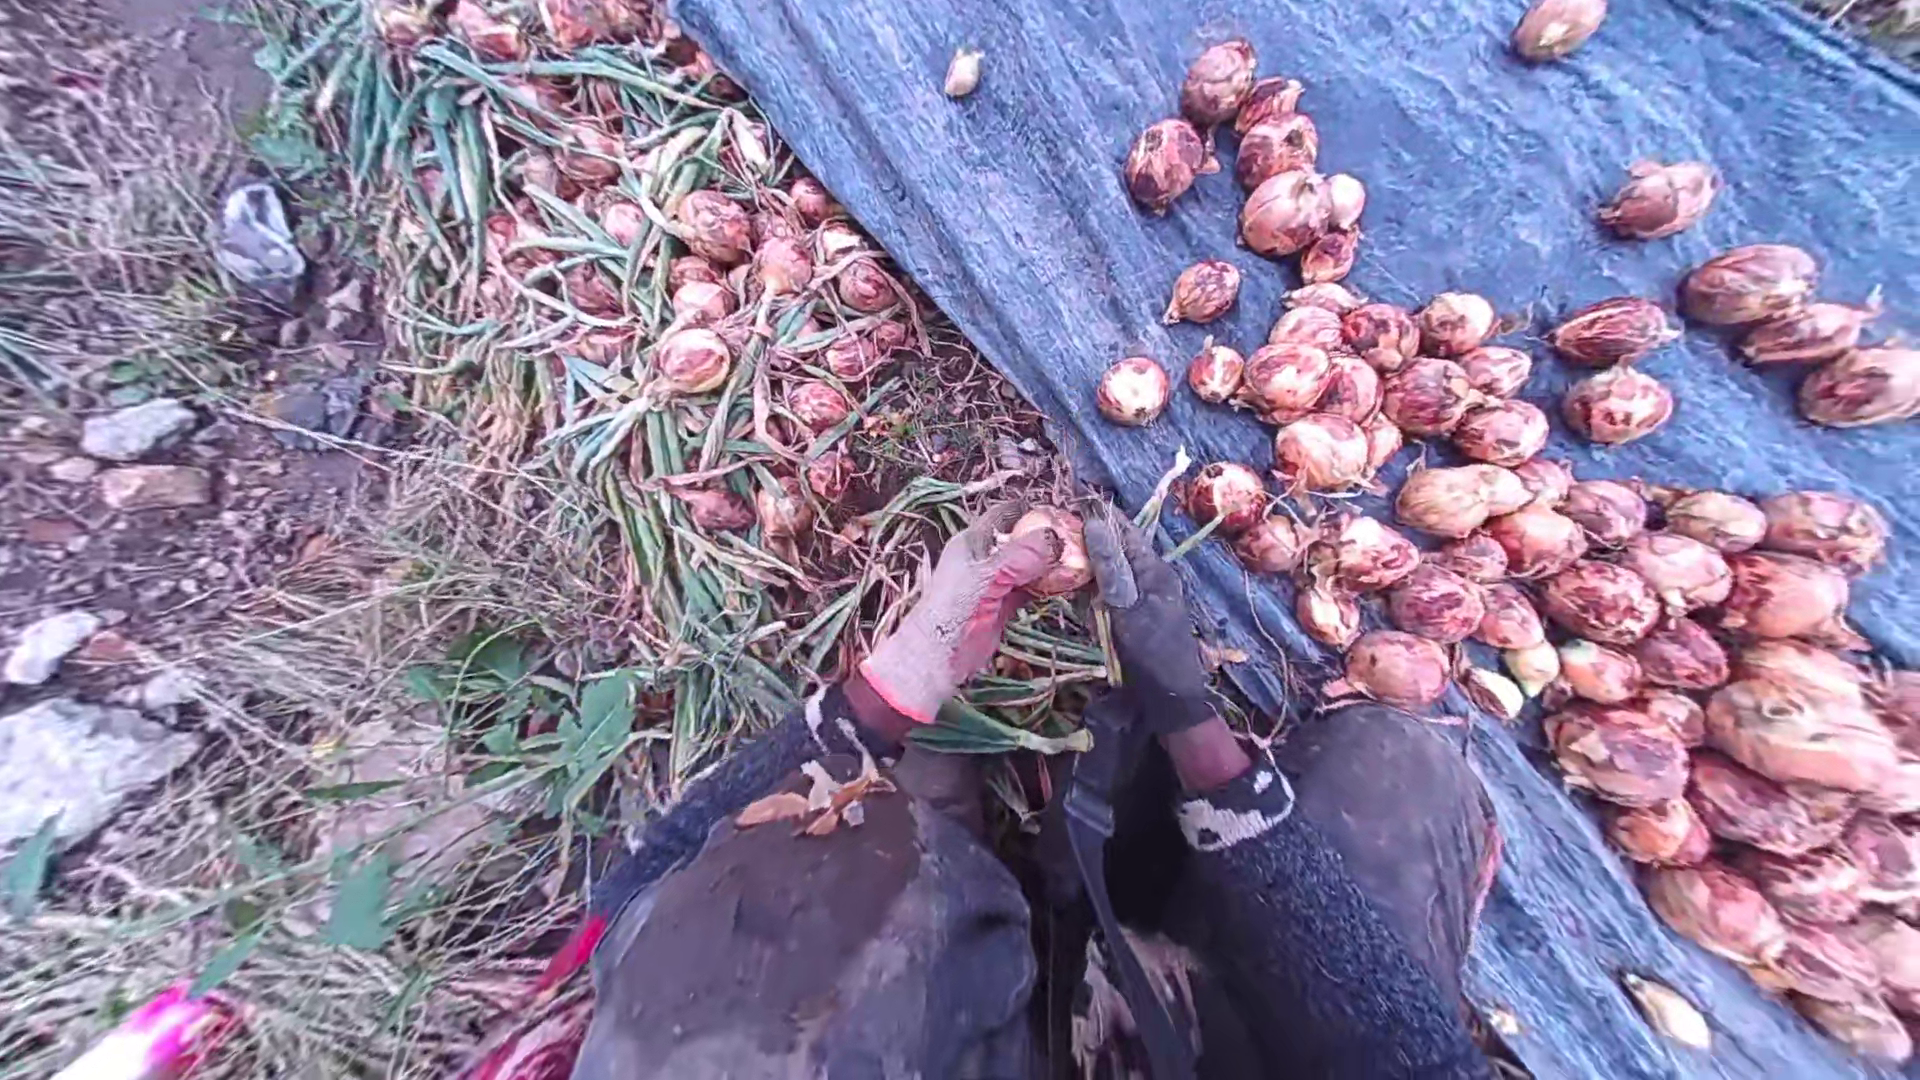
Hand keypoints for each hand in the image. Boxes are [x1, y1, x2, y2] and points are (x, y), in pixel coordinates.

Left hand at [858, 500, 1059, 723]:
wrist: (938, 657)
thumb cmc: (954, 609)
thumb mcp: (986, 576)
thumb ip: (1019, 556)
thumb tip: (1054, 539)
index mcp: (973, 541)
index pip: (1006, 515)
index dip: (1033, 512)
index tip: (1064, 516)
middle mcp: (984, 557)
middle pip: (1022, 539)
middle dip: (1049, 539)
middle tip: (1079, 541)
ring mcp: (995, 581)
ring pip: (1029, 565)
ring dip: (1051, 564)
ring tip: (1080, 562)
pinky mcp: (1003, 604)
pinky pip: (1031, 588)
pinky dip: (1048, 585)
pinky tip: (1067, 585)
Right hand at [1083, 505, 1214, 735]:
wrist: (1169, 700)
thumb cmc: (1151, 652)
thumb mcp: (1126, 606)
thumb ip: (1110, 566)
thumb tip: (1095, 522)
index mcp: (1154, 570)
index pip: (1124, 530)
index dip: (1100, 514)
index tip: (1071, 501)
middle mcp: (1150, 578)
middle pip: (1116, 549)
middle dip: (1089, 539)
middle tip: (1056, 533)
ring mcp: (1143, 597)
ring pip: (1110, 571)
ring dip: (1088, 565)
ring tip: (1060, 559)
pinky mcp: (1134, 615)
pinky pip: (1110, 593)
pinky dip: (1092, 591)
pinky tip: (1076, 593)